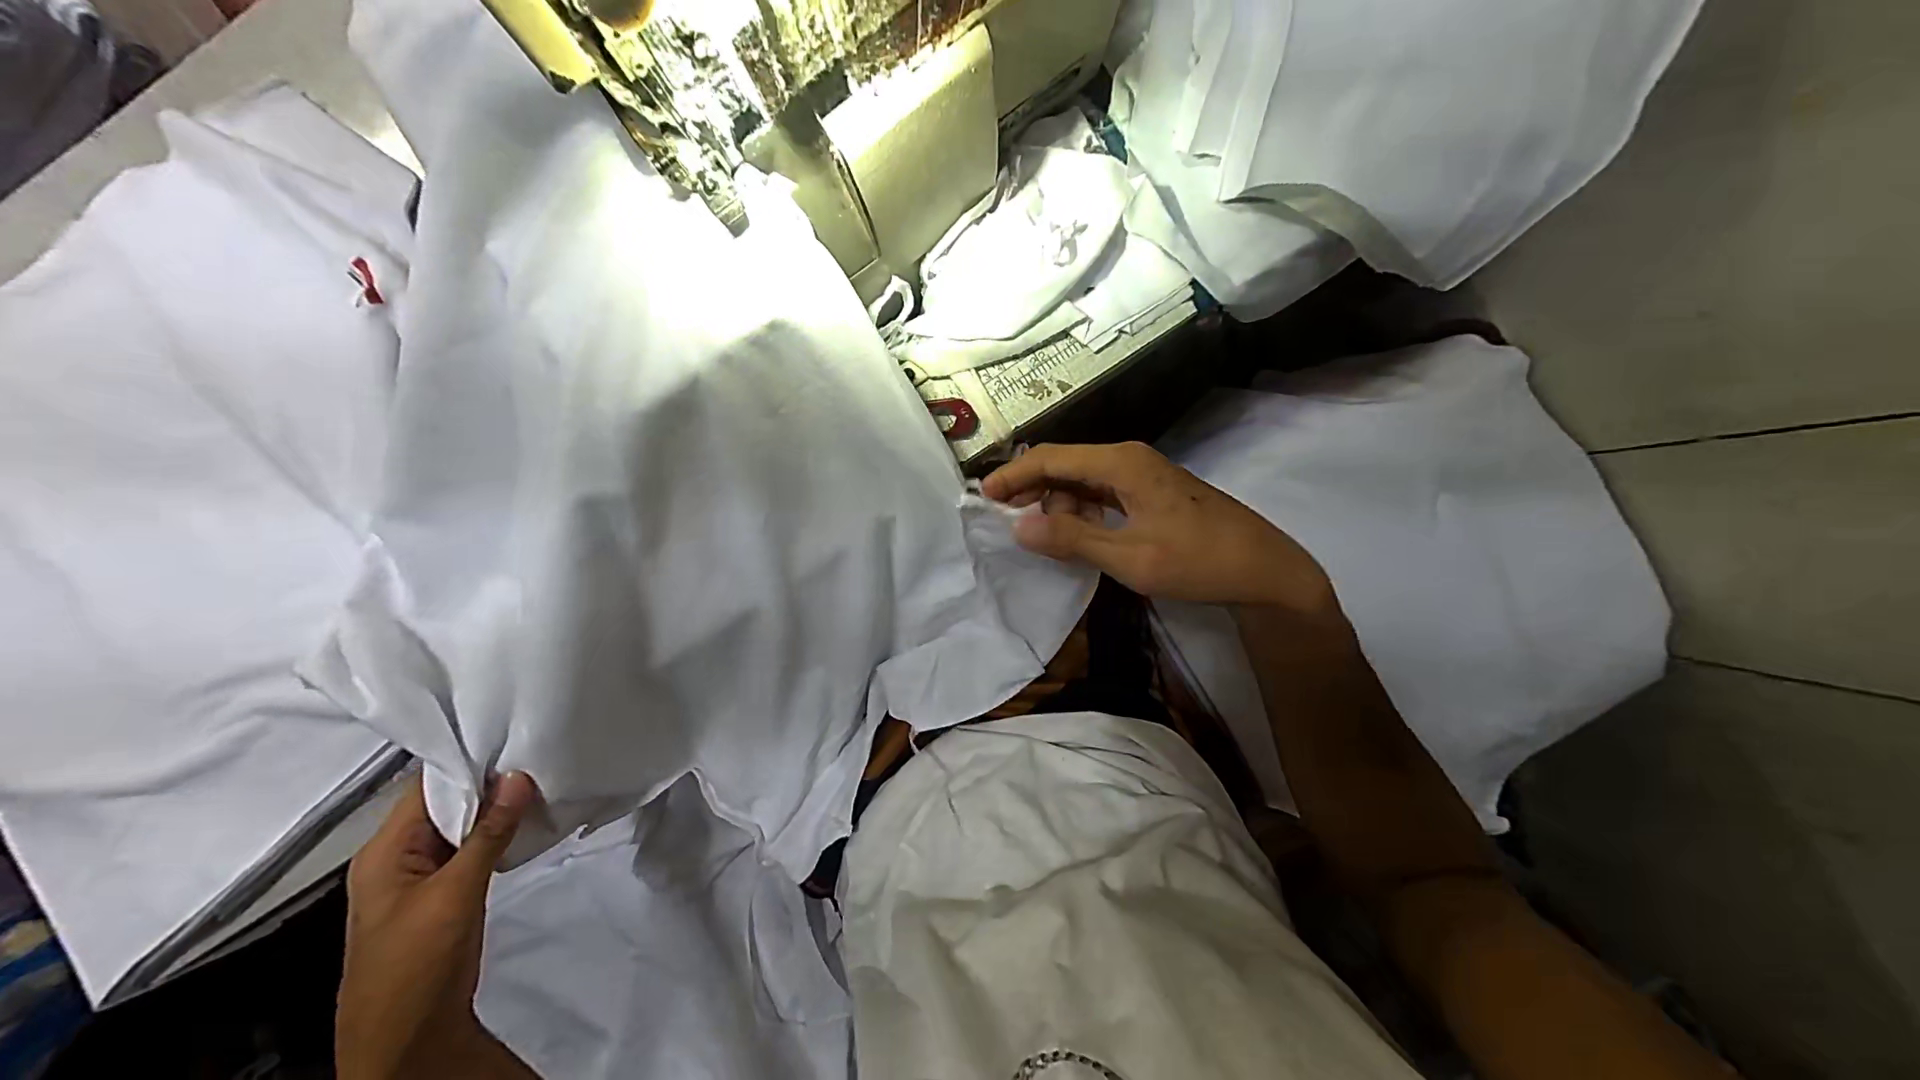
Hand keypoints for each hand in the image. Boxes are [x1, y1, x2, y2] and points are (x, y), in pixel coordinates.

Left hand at [337, 772, 539, 1079]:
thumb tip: (518, 776)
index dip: (468, 761)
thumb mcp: (455, 893)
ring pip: (459, 826)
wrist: (408, 1041)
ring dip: (494, 809)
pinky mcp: (441, 894)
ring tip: (539, 783)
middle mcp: (397, 857)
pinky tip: (525, 824)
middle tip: (537, 756)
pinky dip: (494, 834)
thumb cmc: (418, 962)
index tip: (515, 736)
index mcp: (384, 851)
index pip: (426, 786)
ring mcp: (419, 877)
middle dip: (488, 783)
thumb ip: (488, 833)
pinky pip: (467, 849)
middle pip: (443, 804)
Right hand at [983, 442, 1338, 614]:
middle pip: (1065, 463)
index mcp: (1122, 463)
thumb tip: (1019, 527)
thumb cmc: (1198, 561)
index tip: (983, 498)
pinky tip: (1076, 534)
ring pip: (1082, 479)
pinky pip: (1102, 492)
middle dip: (1032, 489)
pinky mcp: (1151, 492)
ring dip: (1057, 503)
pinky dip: (1080, 510)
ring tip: (1047, 538)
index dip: (1013, 475)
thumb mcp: (1130, 557)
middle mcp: (1129, 459)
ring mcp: (1143, 474)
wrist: (1265, 570)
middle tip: (1010, 523)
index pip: (1052, 457)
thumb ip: (1072, 538)